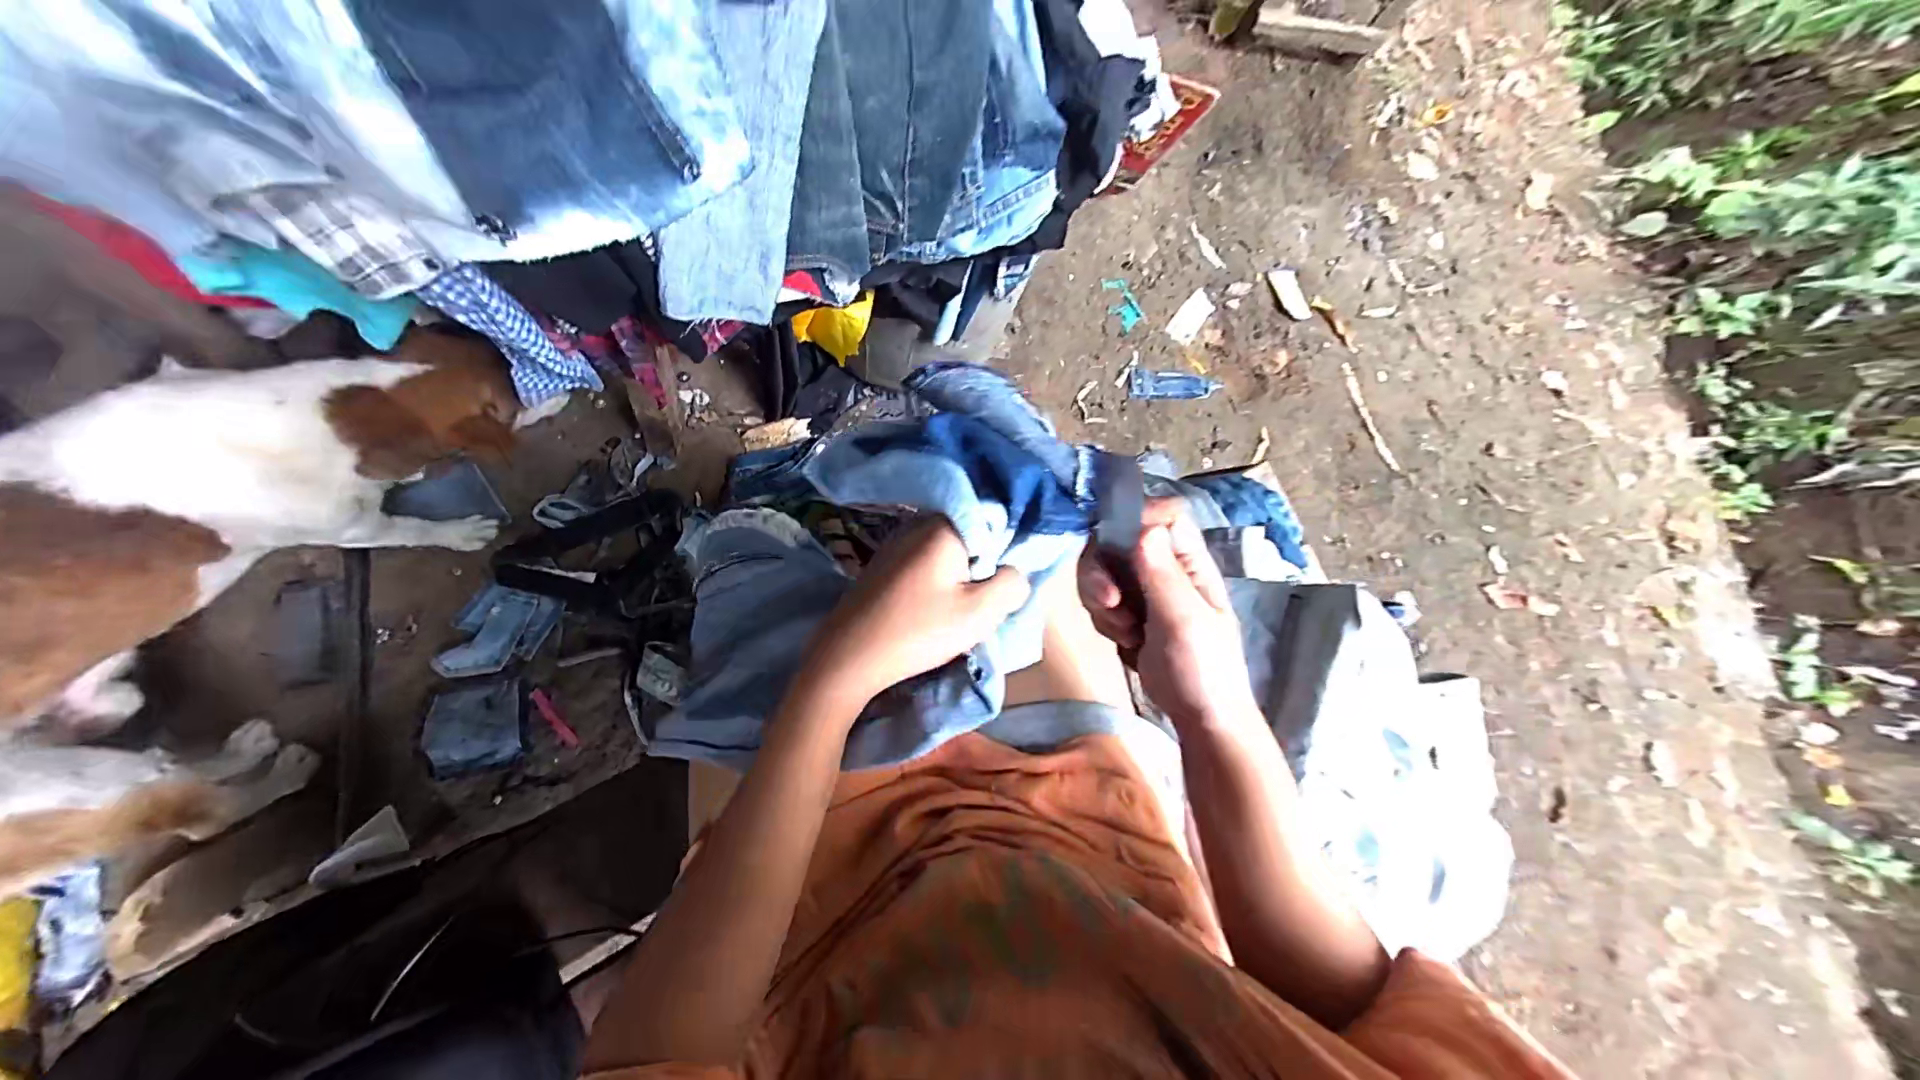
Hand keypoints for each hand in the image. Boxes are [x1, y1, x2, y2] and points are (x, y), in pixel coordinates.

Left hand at [802, 517, 1030, 707]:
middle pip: (971, 534)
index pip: (996, 518)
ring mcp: (898, 540)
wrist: (849, 655)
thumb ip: (1012, 584)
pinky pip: (926, 559)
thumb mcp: (980, 613)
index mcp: (946, 526)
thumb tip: (1016, 572)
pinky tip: (932, 607)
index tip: (1006, 580)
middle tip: (984, 599)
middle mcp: (920, 522)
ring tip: (958, 607)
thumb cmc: (918, 631)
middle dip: (983, 563)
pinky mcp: (885, 561)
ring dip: (960, 574)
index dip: (1008, 548)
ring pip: (949, 549)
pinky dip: (938, 578)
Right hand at [1080, 501, 1258, 728]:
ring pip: (1101, 570)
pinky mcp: (1127, 612)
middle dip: (1103, 571)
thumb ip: (1163, 575)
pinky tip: (1124, 640)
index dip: (1136, 519)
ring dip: (1101, 600)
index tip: (1116, 546)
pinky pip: (1098, 599)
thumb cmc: (1204, 670)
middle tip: (1111, 604)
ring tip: (1125, 632)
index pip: (1164, 515)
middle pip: (1117, 540)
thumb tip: (1144, 527)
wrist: (1200, 718)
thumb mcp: (1185, 622)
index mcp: (1191, 562)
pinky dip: (1102, 619)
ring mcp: (1144, 590)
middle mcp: (1165, 568)